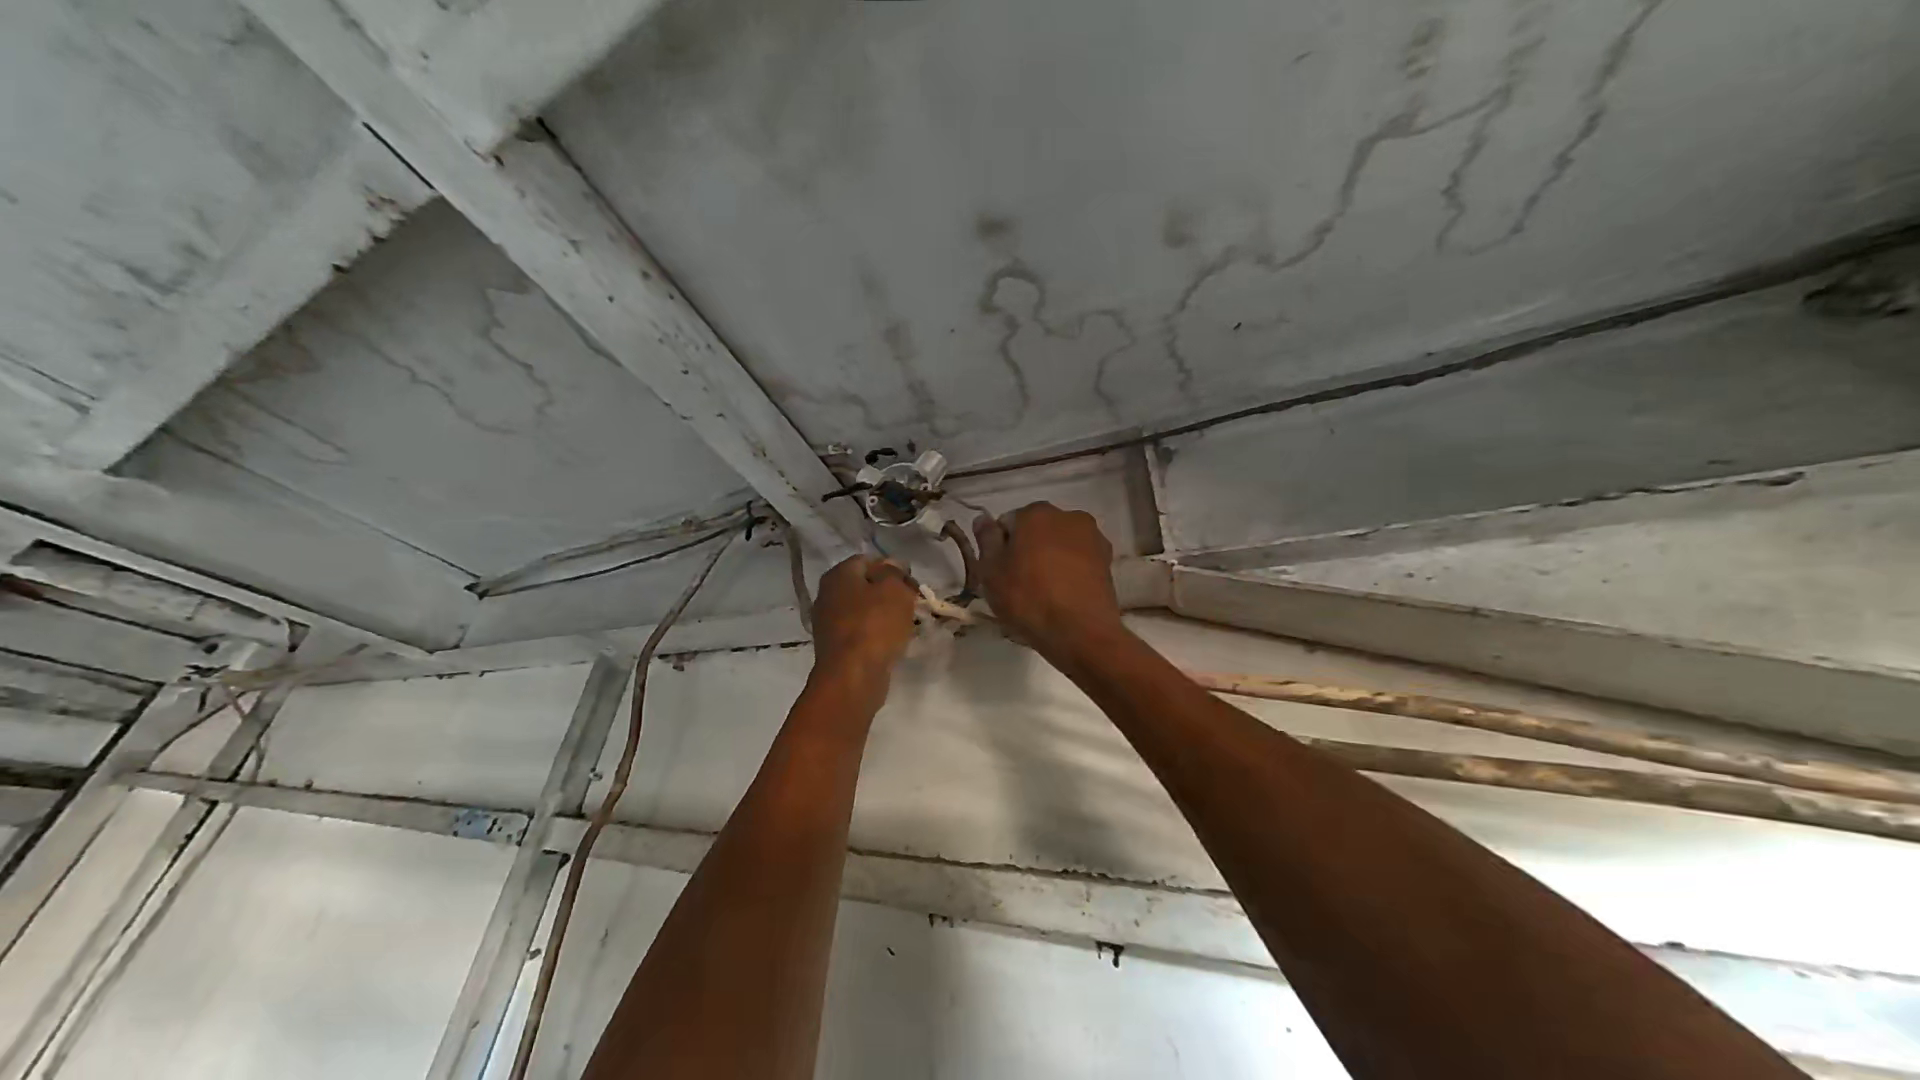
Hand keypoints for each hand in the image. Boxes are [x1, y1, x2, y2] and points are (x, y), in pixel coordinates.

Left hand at [809, 555, 917, 682]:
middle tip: (911, 603)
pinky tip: (890, 643)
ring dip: (883, 615)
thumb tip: (892, 566)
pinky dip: (875, 634)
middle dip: (888, 592)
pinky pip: (860, 632)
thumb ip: (895, 572)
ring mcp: (828, 623)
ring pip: (862, 610)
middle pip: (864, 586)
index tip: (912, 584)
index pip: (868, 560)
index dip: (892, 568)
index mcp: (837, 575)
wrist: (852, 676)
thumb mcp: (894, 589)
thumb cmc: (874, 625)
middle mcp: (827, 595)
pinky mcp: (835, 647)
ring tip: (905, 624)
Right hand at [972, 502, 1122, 655]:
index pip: (1008, 523)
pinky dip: (1070, 572)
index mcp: (1037, 512)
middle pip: (1038, 531)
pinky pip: (1079, 562)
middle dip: (1027, 550)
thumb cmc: (1029, 598)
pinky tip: (1063, 597)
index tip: (999, 572)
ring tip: (1043, 593)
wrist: (1081, 632)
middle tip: (1018, 584)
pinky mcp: (1108, 562)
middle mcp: (1069, 516)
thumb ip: (986, 539)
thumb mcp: (992, 571)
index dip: (1000, 548)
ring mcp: (1093, 539)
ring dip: (1050, 560)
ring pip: (1060, 546)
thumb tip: (983, 519)